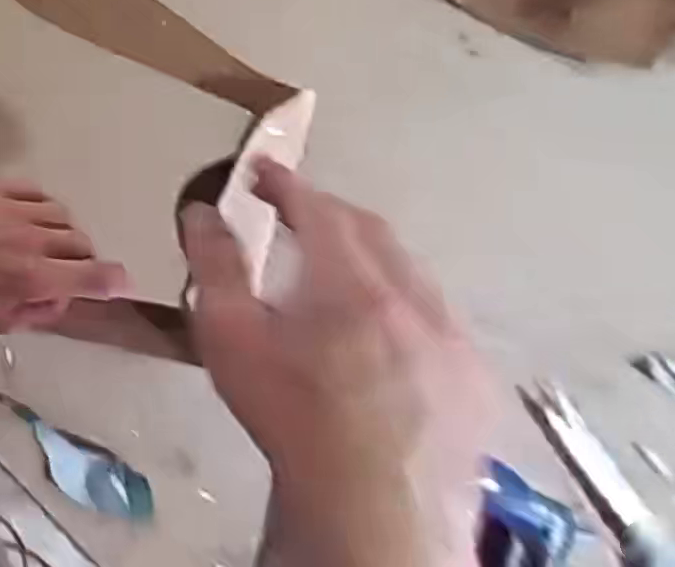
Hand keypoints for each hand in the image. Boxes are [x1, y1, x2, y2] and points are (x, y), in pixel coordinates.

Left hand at [0, 178, 129, 333]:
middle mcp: (34, 239)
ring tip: (40, 236)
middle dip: (79, 257)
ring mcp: (15, 209)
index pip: (96, 276)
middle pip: (83, 242)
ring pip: (61, 214)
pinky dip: (39, 204)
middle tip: (62, 263)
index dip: (114, 280)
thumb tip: (63, 299)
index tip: (118, 281)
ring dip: (59, 229)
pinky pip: (35, 191)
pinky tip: (26, 213)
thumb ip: (38, 312)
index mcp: (37, 277)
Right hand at [183, 160, 494, 566]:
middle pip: (372, 231)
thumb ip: (214, 263)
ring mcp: (454, 342)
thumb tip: (201, 211)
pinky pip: (432, 307)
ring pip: (409, 268)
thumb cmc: (286, 409)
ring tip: (320, 250)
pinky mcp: (472, 378)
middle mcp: (416, 304)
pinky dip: (392, 285)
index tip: (257, 167)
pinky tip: (367, 312)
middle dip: (323, 206)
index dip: (286, 182)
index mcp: (353, 288)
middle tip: (282, 201)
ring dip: (361, 245)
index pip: (320, 211)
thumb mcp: (227, 331)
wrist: (370, 507)